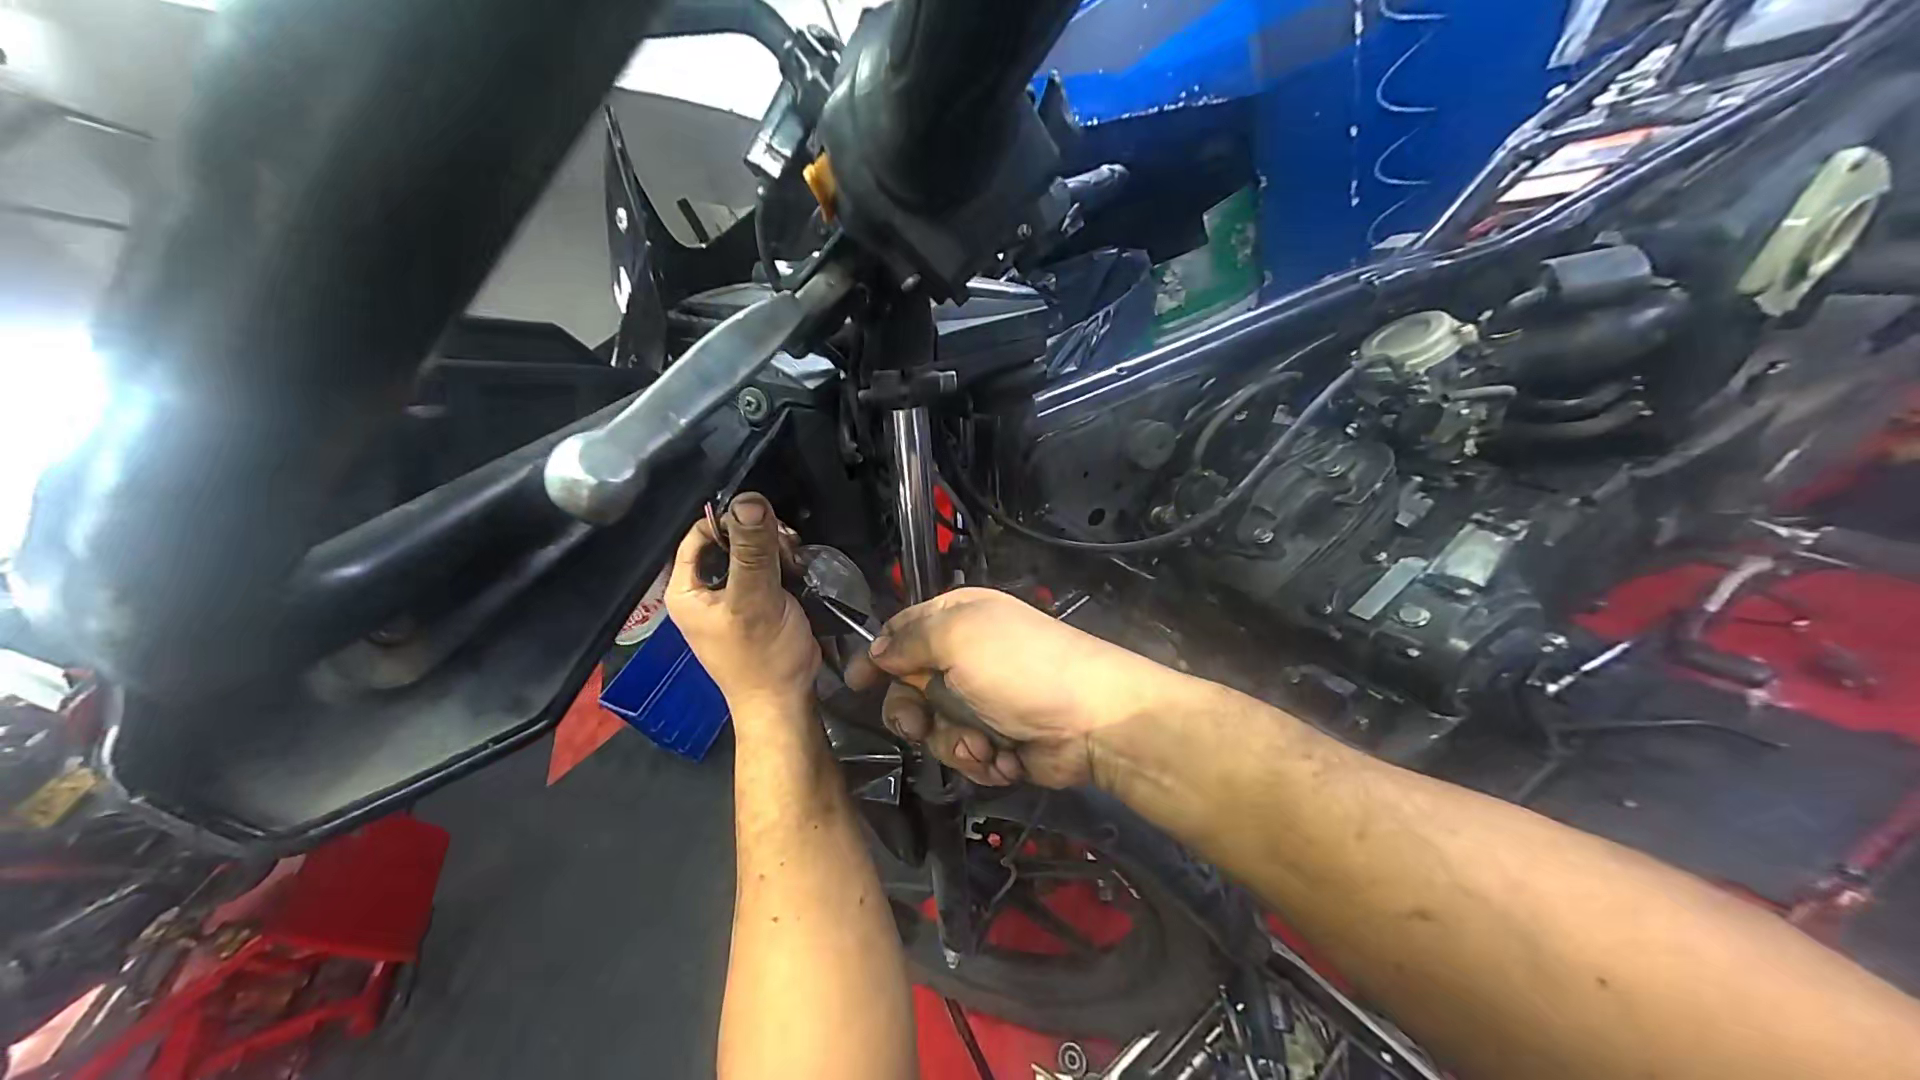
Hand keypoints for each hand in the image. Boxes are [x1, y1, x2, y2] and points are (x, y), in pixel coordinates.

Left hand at [665, 494, 818, 718]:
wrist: (785, 700)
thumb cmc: (762, 656)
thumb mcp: (754, 599)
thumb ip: (751, 551)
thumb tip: (748, 500)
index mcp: (685, 589)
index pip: (699, 535)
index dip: (729, 523)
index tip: (763, 523)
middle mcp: (704, 589)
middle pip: (729, 540)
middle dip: (759, 537)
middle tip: (785, 544)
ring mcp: (733, 596)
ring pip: (752, 553)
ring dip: (776, 550)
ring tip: (794, 559)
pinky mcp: (759, 602)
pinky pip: (768, 569)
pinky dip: (784, 564)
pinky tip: (798, 568)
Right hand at [845, 588, 1184, 788]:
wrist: (1093, 721)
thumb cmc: (1021, 668)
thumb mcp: (959, 636)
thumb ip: (910, 639)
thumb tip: (877, 648)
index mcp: (956, 619)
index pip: (900, 633)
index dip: (876, 658)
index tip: (855, 683)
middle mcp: (965, 658)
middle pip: (909, 689)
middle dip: (914, 714)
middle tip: (922, 724)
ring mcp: (981, 701)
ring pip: (934, 729)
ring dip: (955, 743)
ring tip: (985, 745)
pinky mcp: (996, 739)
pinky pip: (964, 754)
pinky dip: (981, 760)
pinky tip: (1005, 758)